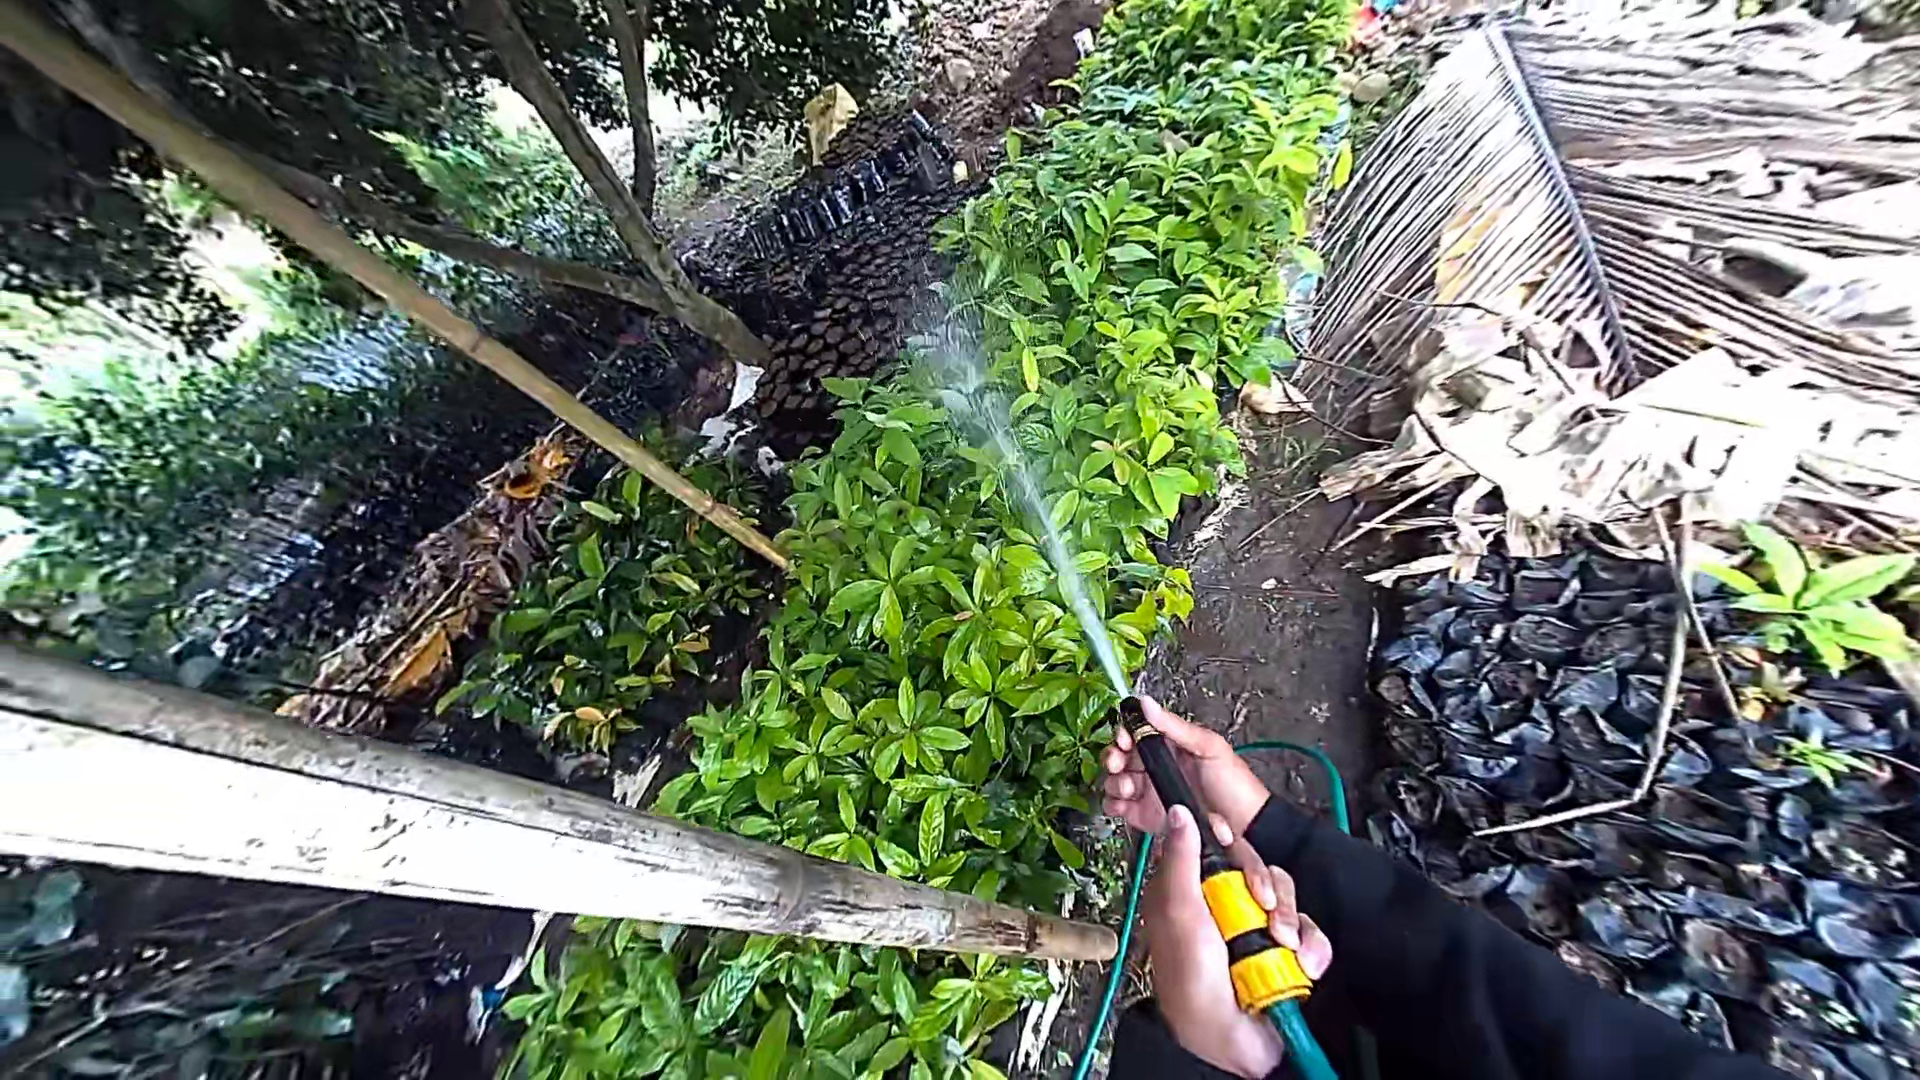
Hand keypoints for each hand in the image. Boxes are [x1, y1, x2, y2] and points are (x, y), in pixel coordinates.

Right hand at [1102, 696, 1269, 838]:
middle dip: (1112, 757)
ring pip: (1114, 780)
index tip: (1124, 741)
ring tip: (1130, 788)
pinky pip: (1118, 807)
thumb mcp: (1208, 747)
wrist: (1248, 830)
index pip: (1133, 732)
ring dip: (1114, 782)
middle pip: (1118, 755)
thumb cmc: (1235, 785)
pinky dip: (1113, 804)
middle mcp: (1154, 766)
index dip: (1123, 734)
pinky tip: (1123, 804)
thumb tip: (1146, 702)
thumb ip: (1174, 726)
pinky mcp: (1145, 815)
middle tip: (1118, 764)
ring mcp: (1148, 791)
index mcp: (1167, 745)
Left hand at [1144, 805, 1334, 1079]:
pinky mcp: (1283, 950)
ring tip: (1284, 941)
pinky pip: (1308, 930)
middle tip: (1263, 903)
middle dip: (1262, 880)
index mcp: (1189, 883)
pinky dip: (1311, 945)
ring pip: (1283, 892)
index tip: (1229, 840)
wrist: (1226, 1040)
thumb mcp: (1178, 909)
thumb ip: (1180, 858)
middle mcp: (1221, 897)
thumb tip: (1178, 810)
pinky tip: (1304, 962)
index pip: (1210, 841)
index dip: (1223, 836)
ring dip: (1291, 916)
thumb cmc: (1190, 975)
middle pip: (1251, 862)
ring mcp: (1253, 924)